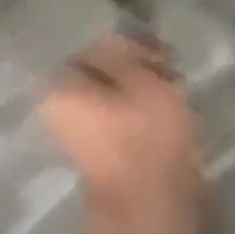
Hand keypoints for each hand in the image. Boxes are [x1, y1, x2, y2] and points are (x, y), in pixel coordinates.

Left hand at [41, 35, 202, 227]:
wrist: (149, 194)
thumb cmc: (146, 132)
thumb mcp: (142, 81)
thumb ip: (125, 55)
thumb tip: (116, 39)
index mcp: (60, 89)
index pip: (91, 50)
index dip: (128, 46)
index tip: (161, 53)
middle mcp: (59, 109)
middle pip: (99, 74)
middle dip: (136, 69)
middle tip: (171, 72)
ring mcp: (78, 132)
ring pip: (112, 95)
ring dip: (143, 89)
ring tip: (175, 93)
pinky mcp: (102, 148)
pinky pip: (120, 116)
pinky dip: (142, 110)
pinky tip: (168, 113)